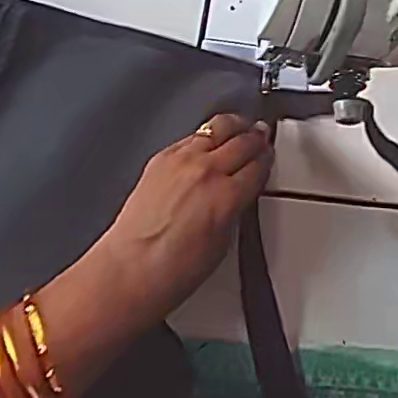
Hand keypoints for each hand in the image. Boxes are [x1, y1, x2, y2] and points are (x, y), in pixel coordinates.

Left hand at [86, 113, 273, 326]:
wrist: (129, 270)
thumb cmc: (170, 271)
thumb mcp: (222, 245)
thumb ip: (234, 210)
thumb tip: (237, 196)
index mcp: (227, 196)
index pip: (258, 166)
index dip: (267, 159)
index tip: (268, 156)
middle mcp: (206, 171)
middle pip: (243, 141)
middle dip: (256, 137)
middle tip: (261, 135)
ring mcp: (182, 160)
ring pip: (218, 127)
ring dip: (234, 126)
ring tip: (240, 126)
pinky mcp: (162, 157)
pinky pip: (191, 136)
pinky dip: (205, 134)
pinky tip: (208, 138)